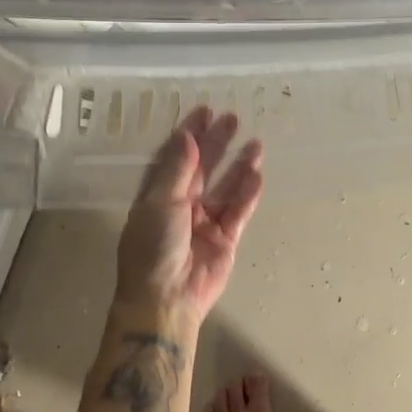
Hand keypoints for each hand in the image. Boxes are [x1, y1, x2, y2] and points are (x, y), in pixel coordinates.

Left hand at [114, 106, 265, 330]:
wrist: (166, 300)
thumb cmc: (153, 248)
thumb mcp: (159, 203)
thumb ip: (177, 169)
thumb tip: (186, 135)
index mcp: (157, 197)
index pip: (174, 158)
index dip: (187, 135)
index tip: (204, 111)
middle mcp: (181, 206)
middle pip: (202, 167)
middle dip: (217, 143)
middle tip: (233, 119)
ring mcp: (205, 222)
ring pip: (225, 187)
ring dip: (238, 164)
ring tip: (256, 143)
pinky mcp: (225, 239)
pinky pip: (239, 210)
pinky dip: (248, 193)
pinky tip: (258, 174)